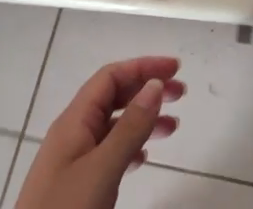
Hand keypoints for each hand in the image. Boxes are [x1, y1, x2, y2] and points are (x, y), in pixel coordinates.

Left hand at [13, 56, 184, 208]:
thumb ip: (130, 127)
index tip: (176, 69)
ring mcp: (72, 160)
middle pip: (112, 97)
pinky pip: (108, 151)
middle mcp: (72, 134)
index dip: (143, 67)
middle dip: (146, 90)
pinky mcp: (76, 185)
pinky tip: (144, 158)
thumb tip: (155, 84)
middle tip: (181, 94)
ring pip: (113, 126)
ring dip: (143, 119)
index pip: (110, 77)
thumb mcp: (102, 168)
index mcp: (73, 121)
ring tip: (172, 128)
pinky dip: (131, 146)